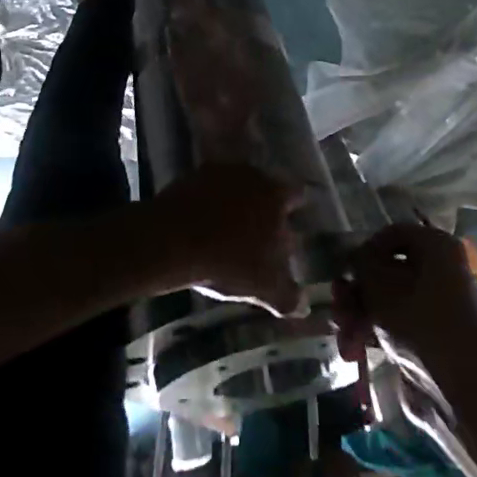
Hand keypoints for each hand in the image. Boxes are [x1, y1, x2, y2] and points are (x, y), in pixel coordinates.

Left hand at [149, 162, 304, 316]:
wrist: (172, 240)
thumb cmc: (227, 261)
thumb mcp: (263, 287)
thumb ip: (288, 296)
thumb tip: (304, 306)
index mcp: (276, 196)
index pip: (296, 193)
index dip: (294, 207)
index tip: (288, 222)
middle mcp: (253, 174)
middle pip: (266, 185)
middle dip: (264, 203)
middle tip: (258, 228)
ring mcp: (221, 170)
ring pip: (237, 183)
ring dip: (236, 199)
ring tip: (227, 225)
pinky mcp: (193, 174)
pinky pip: (208, 184)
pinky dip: (208, 197)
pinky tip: (202, 218)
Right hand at [334, 224, 476, 366]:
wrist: (457, 377)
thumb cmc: (417, 317)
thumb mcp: (379, 283)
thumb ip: (361, 264)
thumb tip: (356, 259)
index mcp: (435, 245)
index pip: (393, 234)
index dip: (364, 249)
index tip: (346, 270)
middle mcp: (440, 267)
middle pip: (386, 270)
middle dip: (356, 292)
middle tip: (337, 308)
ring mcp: (438, 301)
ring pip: (388, 299)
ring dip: (359, 315)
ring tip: (343, 336)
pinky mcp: (433, 330)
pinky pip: (398, 320)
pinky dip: (374, 331)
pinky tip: (354, 349)